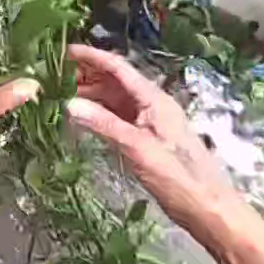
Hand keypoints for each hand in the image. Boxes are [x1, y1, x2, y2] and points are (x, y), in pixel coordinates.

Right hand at [64, 45, 242, 233]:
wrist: (210, 211)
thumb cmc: (179, 178)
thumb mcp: (138, 149)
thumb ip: (103, 124)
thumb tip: (68, 104)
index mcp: (153, 99)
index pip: (118, 68)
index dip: (91, 57)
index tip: (63, 52)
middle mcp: (150, 104)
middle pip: (114, 79)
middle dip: (85, 73)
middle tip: (53, 75)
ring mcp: (148, 120)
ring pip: (113, 97)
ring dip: (88, 92)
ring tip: (59, 94)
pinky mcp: (145, 136)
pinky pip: (115, 115)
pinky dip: (96, 111)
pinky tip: (79, 116)